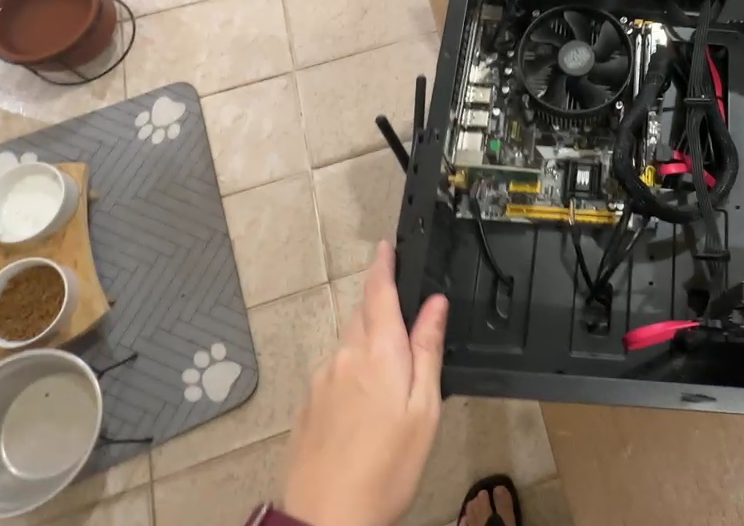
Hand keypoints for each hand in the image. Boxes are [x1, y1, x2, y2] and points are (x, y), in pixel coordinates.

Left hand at [282, 241, 449, 525]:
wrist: (325, 519)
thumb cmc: (387, 466)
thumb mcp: (424, 408)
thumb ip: (427, 349)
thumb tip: (435, 304)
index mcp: (378, 351)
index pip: (378, 292)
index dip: (383, 264)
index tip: (386, 245)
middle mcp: (345, 356)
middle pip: (363, 315)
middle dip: (380, 305)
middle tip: (404, 316)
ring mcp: (321, 380)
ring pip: (349, 344)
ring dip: (368, 343)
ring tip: (390, 379)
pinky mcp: (308, 404)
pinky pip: (335, 372)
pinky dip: (353, 372)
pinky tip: (365, 406)